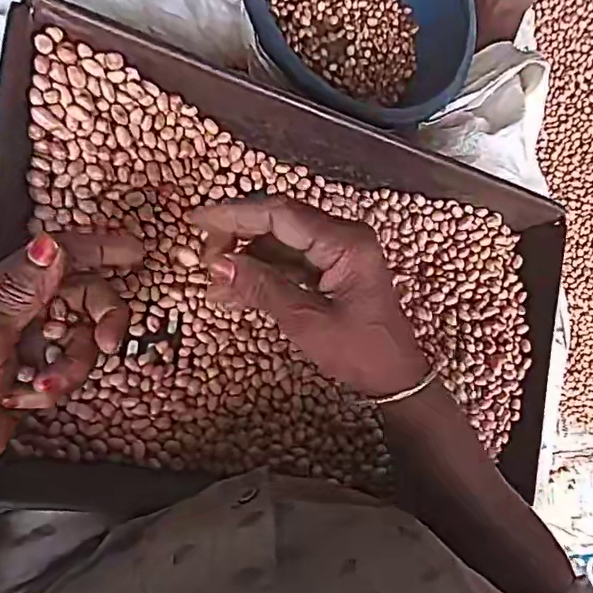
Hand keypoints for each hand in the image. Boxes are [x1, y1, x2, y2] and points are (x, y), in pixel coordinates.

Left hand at [0, 229, 141, 474]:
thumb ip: (24, 288)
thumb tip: (50, 246)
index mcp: (5, 289)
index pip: (62, 255)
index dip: (101, 250)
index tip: (135, 252)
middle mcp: (20, 309)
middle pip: (86, 299)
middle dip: (101, 323)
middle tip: (106, 341)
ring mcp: (29, 341)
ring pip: (82, 342)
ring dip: (70, 368)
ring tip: (41, 385)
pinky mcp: (34, 371)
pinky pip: (70, 370)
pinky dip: (56, 387)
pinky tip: (25, 396)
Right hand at [193, 196, 427, 398]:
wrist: (394, 377)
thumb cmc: (360, 353)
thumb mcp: (307, 322)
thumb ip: (262, 287)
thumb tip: (216, 265)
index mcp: (346, 243)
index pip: (280, 214)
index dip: (234, 215)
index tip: (198, 222)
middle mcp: (345, 238)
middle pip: (279, 222)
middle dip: (237, 235)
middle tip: (204, 258)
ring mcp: (340, 253)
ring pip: (282, 242)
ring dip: (247, 258)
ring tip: (214, 282)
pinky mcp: (334, 270)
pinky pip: (292, 262)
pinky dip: (264, 273)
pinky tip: (236, 290)